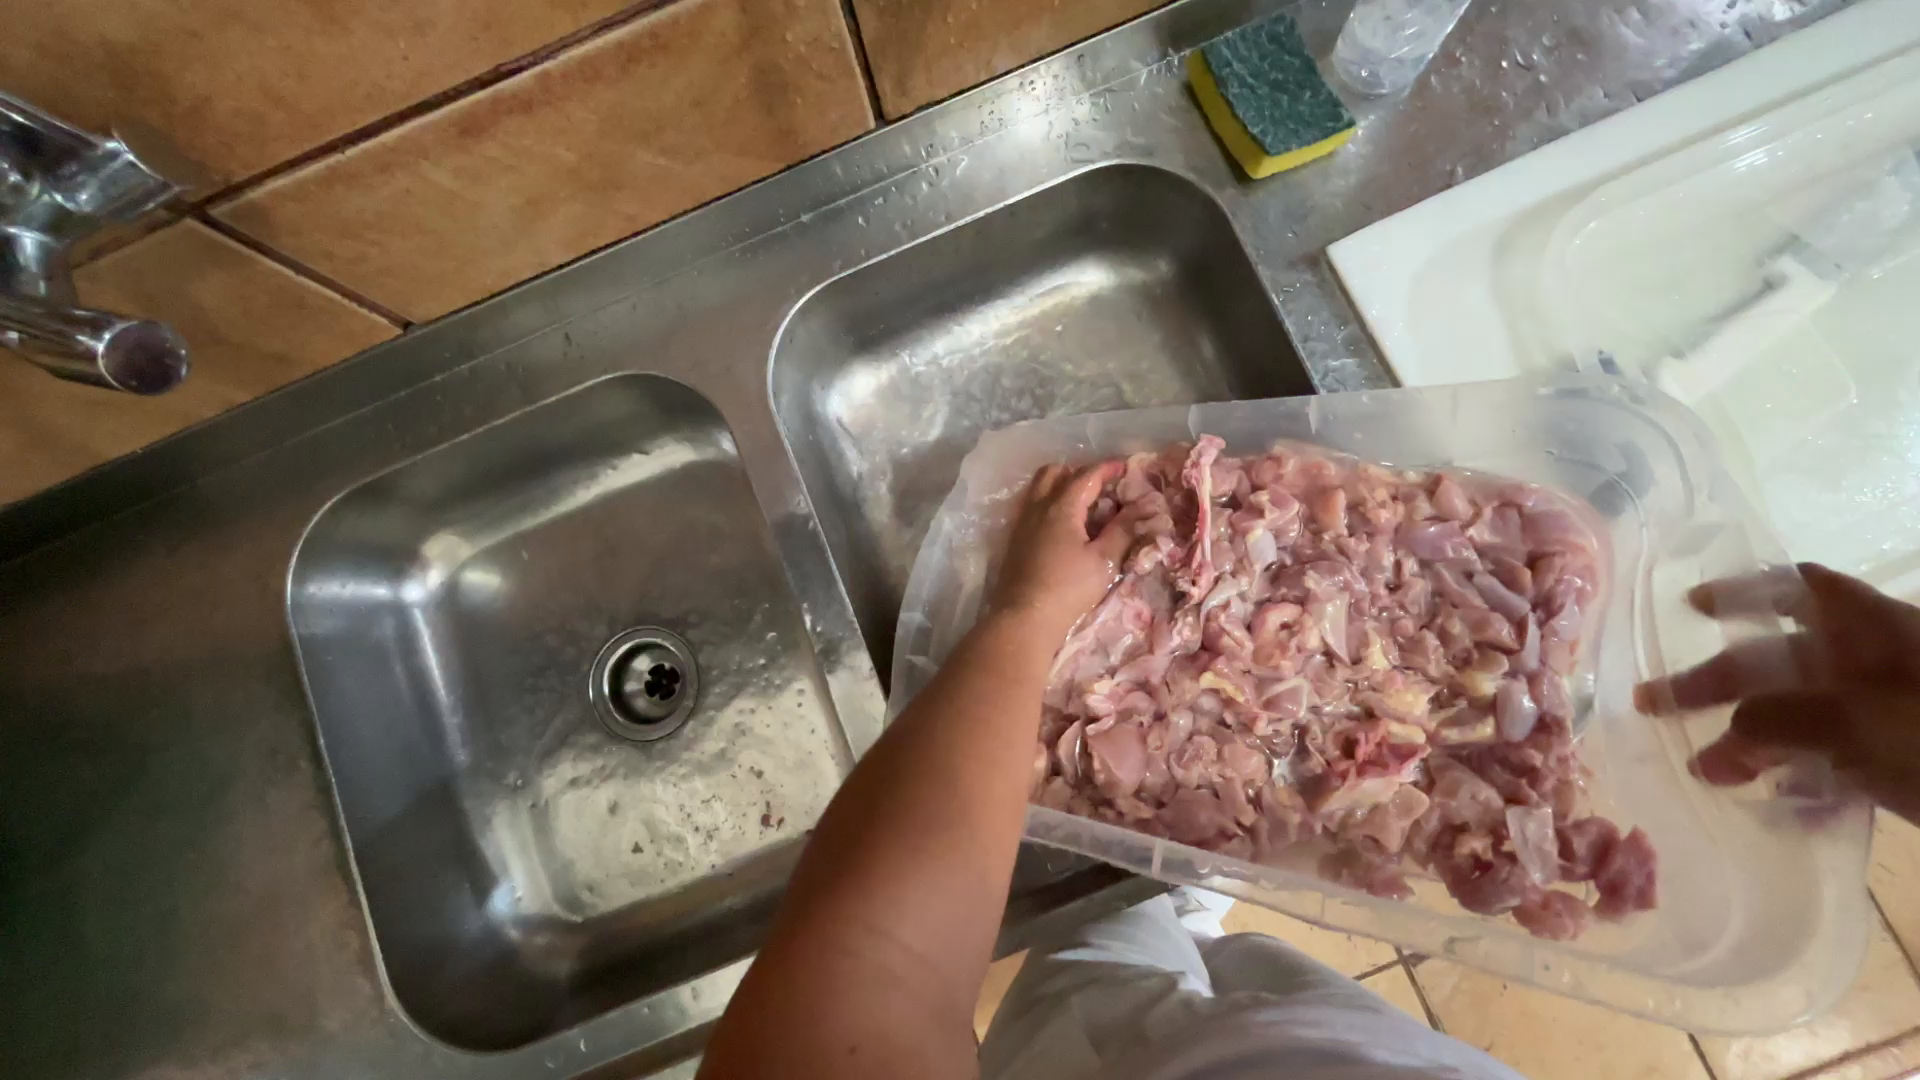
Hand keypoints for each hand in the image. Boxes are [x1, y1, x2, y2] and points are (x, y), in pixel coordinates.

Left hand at [985, 463, 1136, 642]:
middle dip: (1078, 472)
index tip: (1125, 467)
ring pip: (1038, 489)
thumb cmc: (1068, 588)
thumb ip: (1123, 530)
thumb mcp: (1104, 560)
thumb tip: (1143, 507)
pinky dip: (1048, 504)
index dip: (1107, 468)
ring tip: (1081, 503)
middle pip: (1054, 473)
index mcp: (1061, 507)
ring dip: (1060, 486)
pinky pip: (1031, 507)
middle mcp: (1037, 507)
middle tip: (1100, 486)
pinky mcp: (1014, 540)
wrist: (1024, 617)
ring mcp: (1021, 523)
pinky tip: (1061, 526)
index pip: (1086, 476)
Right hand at [1635, 563, 1919, 823]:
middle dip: (1713, 682)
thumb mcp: (1858, 722)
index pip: (1801, 590)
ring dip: (1745, 739)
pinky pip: (1833, 756)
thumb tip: (1718, 740)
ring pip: (1798, 712)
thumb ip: (1774, 718)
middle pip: (1779, 657)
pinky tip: (1775, 798)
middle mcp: (1881, 663)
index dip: (1743, 593)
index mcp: (1874, 632)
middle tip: (1653, 703)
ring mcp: (1895, 714)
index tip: (1692, 605)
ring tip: (1709, 772)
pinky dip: (1795, 771)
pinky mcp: (1907, 761)